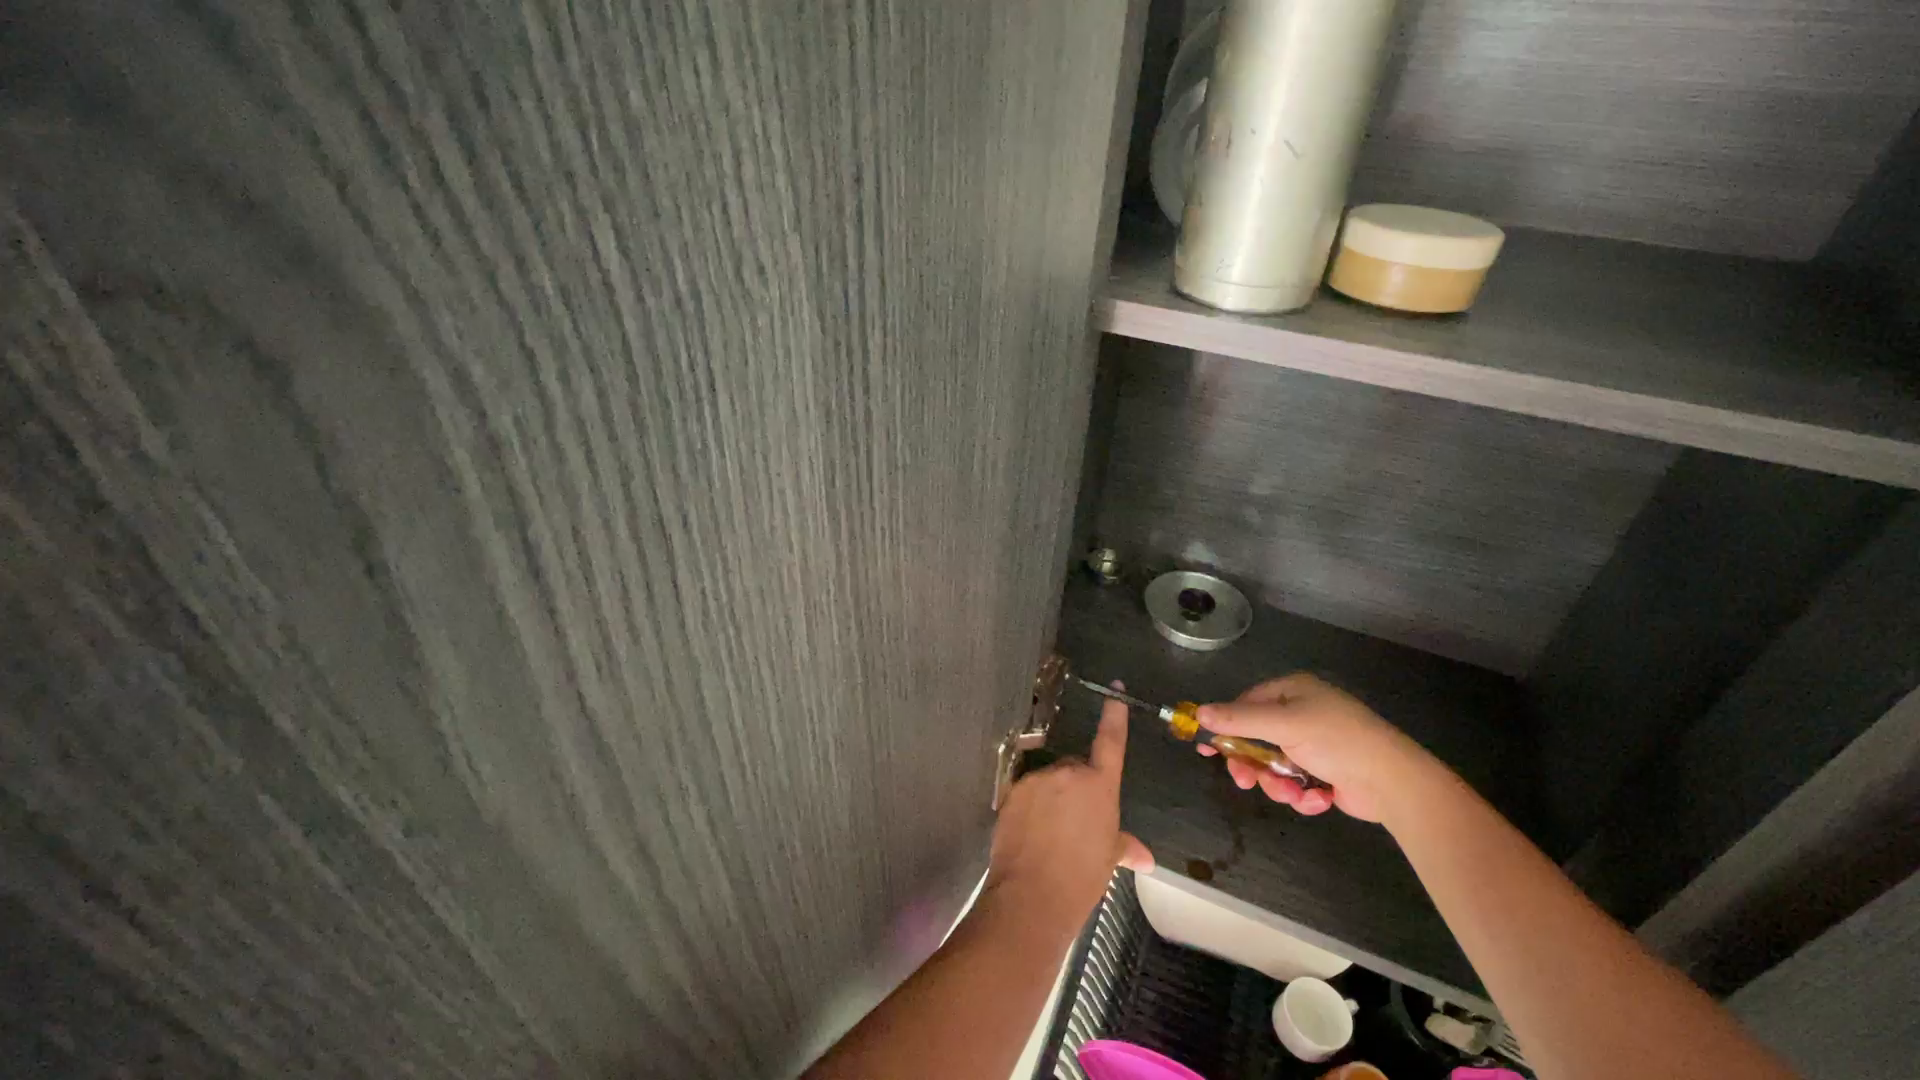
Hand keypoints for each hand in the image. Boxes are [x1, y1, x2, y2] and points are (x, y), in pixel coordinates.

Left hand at [985, 684, 1153, 932]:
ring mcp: (1036, 781)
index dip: (1114, 717)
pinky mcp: (1011, 794)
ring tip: (1053, 834)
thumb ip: (1124, 847)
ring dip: (1053, 798)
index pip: (1110, 741)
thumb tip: (1145, 859)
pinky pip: (1027, 794)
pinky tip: (1032, 835)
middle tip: (1078, 821)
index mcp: (1099, 785)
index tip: (1115, 695)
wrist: (1032, 897)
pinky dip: (1031, 808)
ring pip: (1049, 781)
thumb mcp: (1109, 859)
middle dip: (1077, 787)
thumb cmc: (1082, 878)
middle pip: (1074, 768)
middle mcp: (1067, 774)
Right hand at [1195, 673, 1441, 822]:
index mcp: (1293, 692)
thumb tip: (1198, 713)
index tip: (1206, 748)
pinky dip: (1301, 793)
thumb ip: (1239, 720)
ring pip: (1273, 765)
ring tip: (1293, 793)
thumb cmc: (1337, 741)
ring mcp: (1315, 744)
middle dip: (1253, 764)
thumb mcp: (1284, 725)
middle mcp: (1302, 714)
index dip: (1225, 726)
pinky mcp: (1325, 772)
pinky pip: (1295, 781)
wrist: (1393, 782)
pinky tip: (1316, 799)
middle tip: (1245, 782)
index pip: (1246, 704)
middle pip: (1256, 739)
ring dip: (1278, 783)